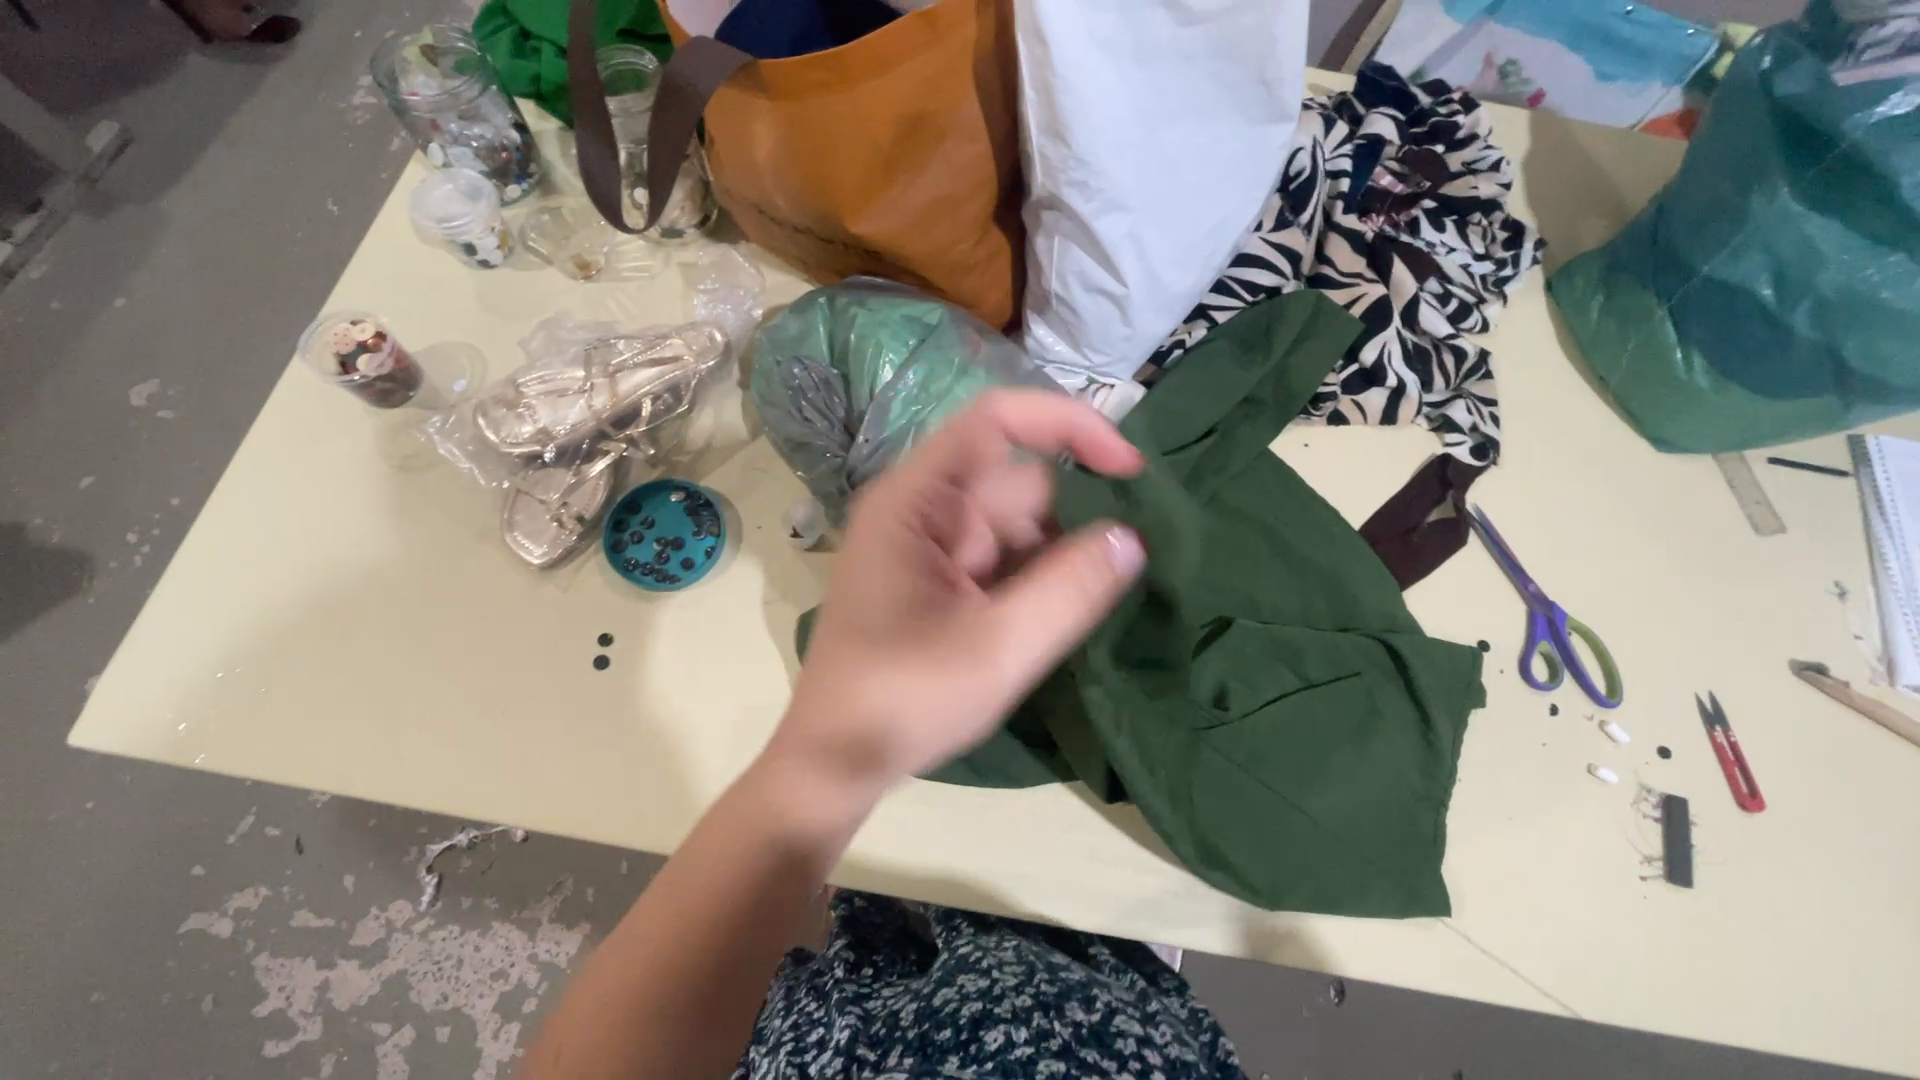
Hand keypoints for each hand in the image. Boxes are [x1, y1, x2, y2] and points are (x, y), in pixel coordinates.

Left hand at [773, 389, 1147, 797]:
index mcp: (915, 501)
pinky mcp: (934, 578)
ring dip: (1051, 561)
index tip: (1129, 470)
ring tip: (1063, 619)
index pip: (997, 420)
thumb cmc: (902, 701)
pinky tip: (1041, 625)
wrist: (834, 762)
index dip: (1069, 426)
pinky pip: (998, 557)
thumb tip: (1132, 537)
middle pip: (1014, 481)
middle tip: (1099, 586)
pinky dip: (1031, 581)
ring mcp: (924, 544)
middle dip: (1066, 525)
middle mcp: (918, 508)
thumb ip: (1071, 589)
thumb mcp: (998, 649)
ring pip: (1013, 524)